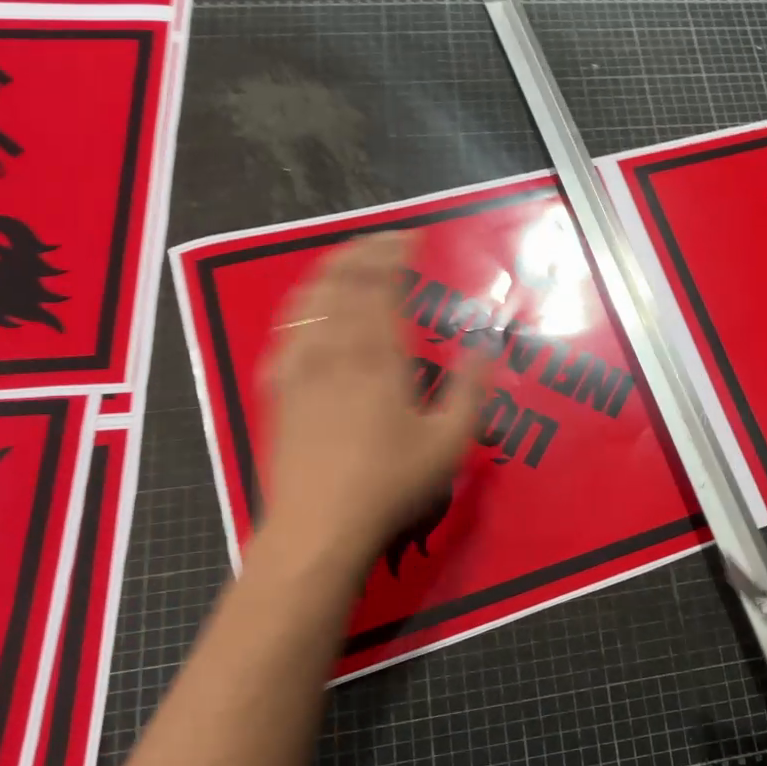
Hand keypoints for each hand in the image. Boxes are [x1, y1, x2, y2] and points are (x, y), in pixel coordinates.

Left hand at [252, 232, 486, 579]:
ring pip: (308, 301)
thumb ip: (471, 388)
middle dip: (363, 253)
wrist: (318, 528)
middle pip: (341, 282)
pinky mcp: (278, 392)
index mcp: (378, 357)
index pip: (381, 285)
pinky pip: (285, 334)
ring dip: (329, 272)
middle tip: (384, 241)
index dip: (394, 254)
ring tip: (349, 261)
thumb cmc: (391, 485)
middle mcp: (334, 350)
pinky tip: (307, 314)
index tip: (411, 237)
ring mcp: (299, 369)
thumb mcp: (450, 442)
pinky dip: (300, 310)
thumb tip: (489, 343)